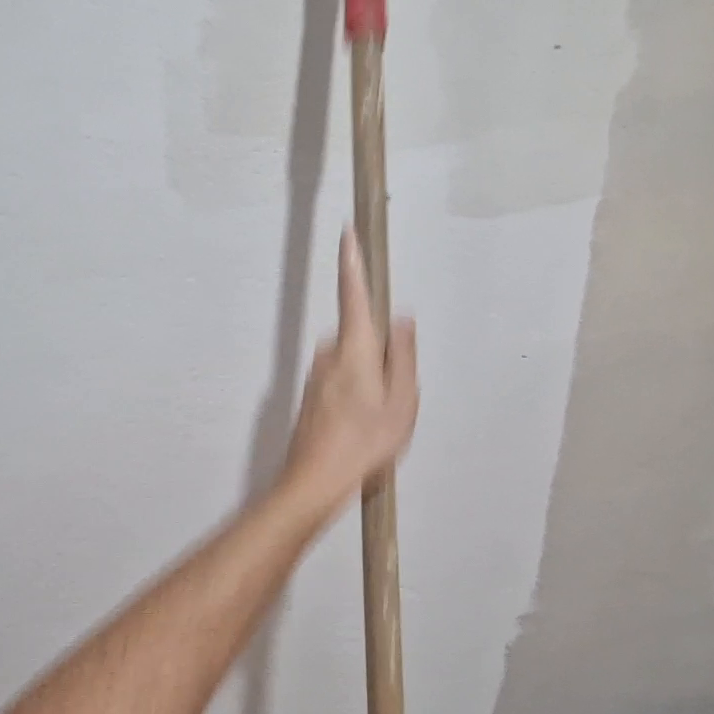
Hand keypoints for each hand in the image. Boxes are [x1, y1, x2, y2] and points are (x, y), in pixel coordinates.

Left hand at [281, 228, 419, 507]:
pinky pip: (342, 382)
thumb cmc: (364, 443)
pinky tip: (360, 432)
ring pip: (353, 364)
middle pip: (361, 337)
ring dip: (368, 384)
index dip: (351, 261)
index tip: (347, 231)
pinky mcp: (310, 394)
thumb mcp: (402, 401)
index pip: (353, 293)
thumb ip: (403, 355)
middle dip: (381, 359)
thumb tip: (401, 318)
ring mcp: (316, 374)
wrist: (314, 482)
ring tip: (377, 425)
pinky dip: (355, 398)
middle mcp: (328, 353)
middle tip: (393, 403)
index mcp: (354, 348)